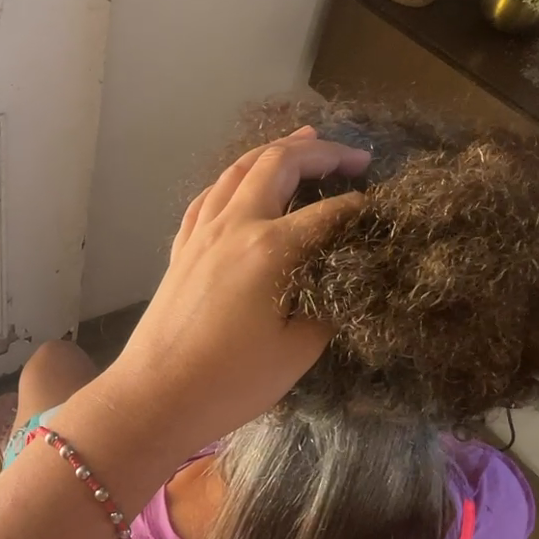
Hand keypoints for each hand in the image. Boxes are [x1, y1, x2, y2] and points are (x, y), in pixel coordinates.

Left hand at [85, 127, 369, 460]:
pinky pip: (209, 197)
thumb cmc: (230, 382)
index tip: (383, 208)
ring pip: (236, 170)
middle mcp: (234, 227)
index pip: (327, 212)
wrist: (155, 397)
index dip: (360, 206)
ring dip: (273, 151)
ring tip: (303, 141)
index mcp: (269, 248)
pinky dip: (233, 179)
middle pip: (277, 164)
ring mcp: (201, 234)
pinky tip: (241, 182)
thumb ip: (326, 305)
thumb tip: (340, 279)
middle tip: (355, 157)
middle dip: (320, 151)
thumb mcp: (297, 350)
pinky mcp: (181, 249)